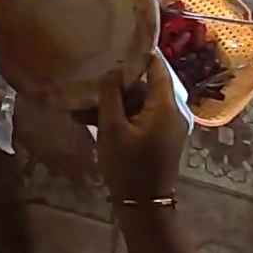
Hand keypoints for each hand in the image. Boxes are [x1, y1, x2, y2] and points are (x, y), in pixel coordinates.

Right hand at [96, 56, 187, 199]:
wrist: (143, 209)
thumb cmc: (128, 166)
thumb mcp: (113, 129)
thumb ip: (111, 96)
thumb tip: (112, 71)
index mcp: (166, 106)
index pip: (157, 67)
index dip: (139, 54)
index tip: (118, 43)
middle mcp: (171, 112)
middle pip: (144, 86)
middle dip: (117, 84)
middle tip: (91, 78)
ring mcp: (165, 127)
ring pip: (137, 104)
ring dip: (112, 104)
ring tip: (81, 105)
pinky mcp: (157, 139)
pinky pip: (137, 119)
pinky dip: (118, 118)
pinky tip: (88, 120)